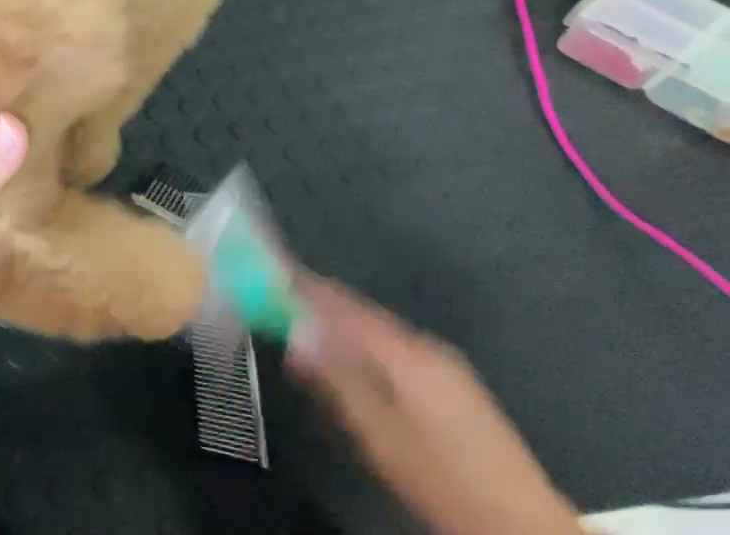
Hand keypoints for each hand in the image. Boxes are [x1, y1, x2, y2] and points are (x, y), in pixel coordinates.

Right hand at [286, 277, 581, 534]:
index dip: (299, 284)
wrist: (520, 523)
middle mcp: (424, 347)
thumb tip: (291, 332)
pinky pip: (386, 345)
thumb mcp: (376, 432)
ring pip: (372, 328)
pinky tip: (338, 352)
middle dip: (312, 299)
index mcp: (404, 352)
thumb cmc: (438, 475)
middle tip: (266, 294)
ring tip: (291, 318)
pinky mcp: (448, 385)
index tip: (260, 270)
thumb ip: (334, 378)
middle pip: (357, 310)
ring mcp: (441, 365)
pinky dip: (354, 339)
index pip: (340, 303)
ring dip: (332, 320)